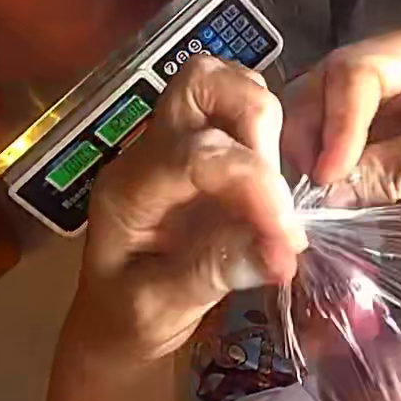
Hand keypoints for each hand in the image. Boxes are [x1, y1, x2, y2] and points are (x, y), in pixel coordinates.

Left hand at [63, 56, 304, 367]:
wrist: (112, 317)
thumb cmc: (127, 319)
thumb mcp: (160, 312)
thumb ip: (216, 273)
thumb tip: (282, 251)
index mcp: (128, 190)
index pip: (194, 155)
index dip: (253, 184)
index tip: (287, 237)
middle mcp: (148, 149)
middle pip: (200, 81)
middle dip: (254, 118)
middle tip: (276, 183)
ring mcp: (174, 140)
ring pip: (222, 81)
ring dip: (261, 119)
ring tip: (273, 183)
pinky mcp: (200, 144)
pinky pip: (236, 104)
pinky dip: (265, 127)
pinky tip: (270, 178)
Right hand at [280, 24, 400, 239]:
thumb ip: (389, 171)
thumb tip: (322, 195)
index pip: (357, 70)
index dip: (335, 119)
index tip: (328, 173)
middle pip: (334, 84)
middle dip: (313, 127)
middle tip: (302, 180)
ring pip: (336, 113)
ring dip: (317, 147)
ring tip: (311, 190)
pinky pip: (355, 143)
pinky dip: (338, 166)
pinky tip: (329, 192)